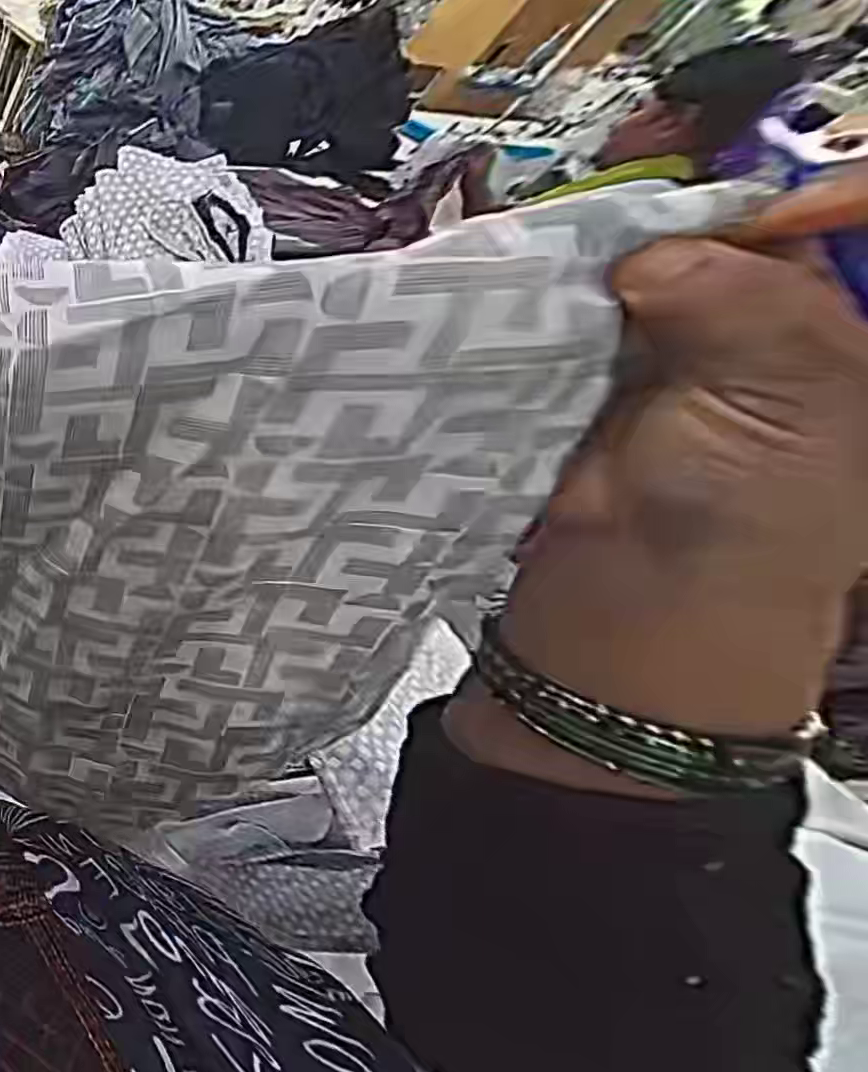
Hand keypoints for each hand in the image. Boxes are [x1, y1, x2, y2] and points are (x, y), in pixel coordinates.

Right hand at [452, 235, 867, 793]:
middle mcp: (759, 322)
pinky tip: (524, 314)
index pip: (856, 218)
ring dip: (600, 274)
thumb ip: (748, 313)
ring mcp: (661, 349)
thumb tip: (657, 252)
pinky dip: (546, 316)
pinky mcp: (579, 380)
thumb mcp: (794, 403)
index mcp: (850, 325)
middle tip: (623, 241)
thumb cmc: (749, 509)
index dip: (818, 197)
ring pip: (637, 276)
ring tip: (559, 275)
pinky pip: (566, 327)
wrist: (631, 586)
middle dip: (682, 229)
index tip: (753, 219)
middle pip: (731, 235)